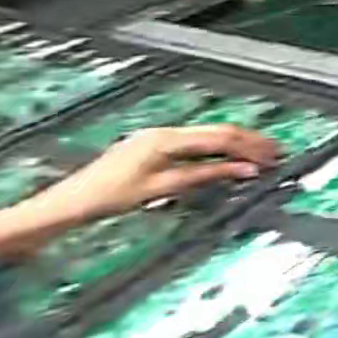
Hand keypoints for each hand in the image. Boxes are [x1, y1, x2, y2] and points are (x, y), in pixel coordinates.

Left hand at [0, 125, 276, 257]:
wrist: (60, 206)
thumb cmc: (108, 197)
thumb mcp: (163, 187)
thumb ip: (208, 174)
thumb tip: (248, 170)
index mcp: (167, 139)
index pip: (223, 137)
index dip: (252, 147)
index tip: (273, 158)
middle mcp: (165, 133)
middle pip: (220, 131)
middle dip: (251, 142)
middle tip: (277, 153)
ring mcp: (158, 137)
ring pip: (211, 134)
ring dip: (238, 144)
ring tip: (261, 154)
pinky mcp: (154, 146)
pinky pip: (198, 141)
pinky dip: (220, 148)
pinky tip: (231, 156)